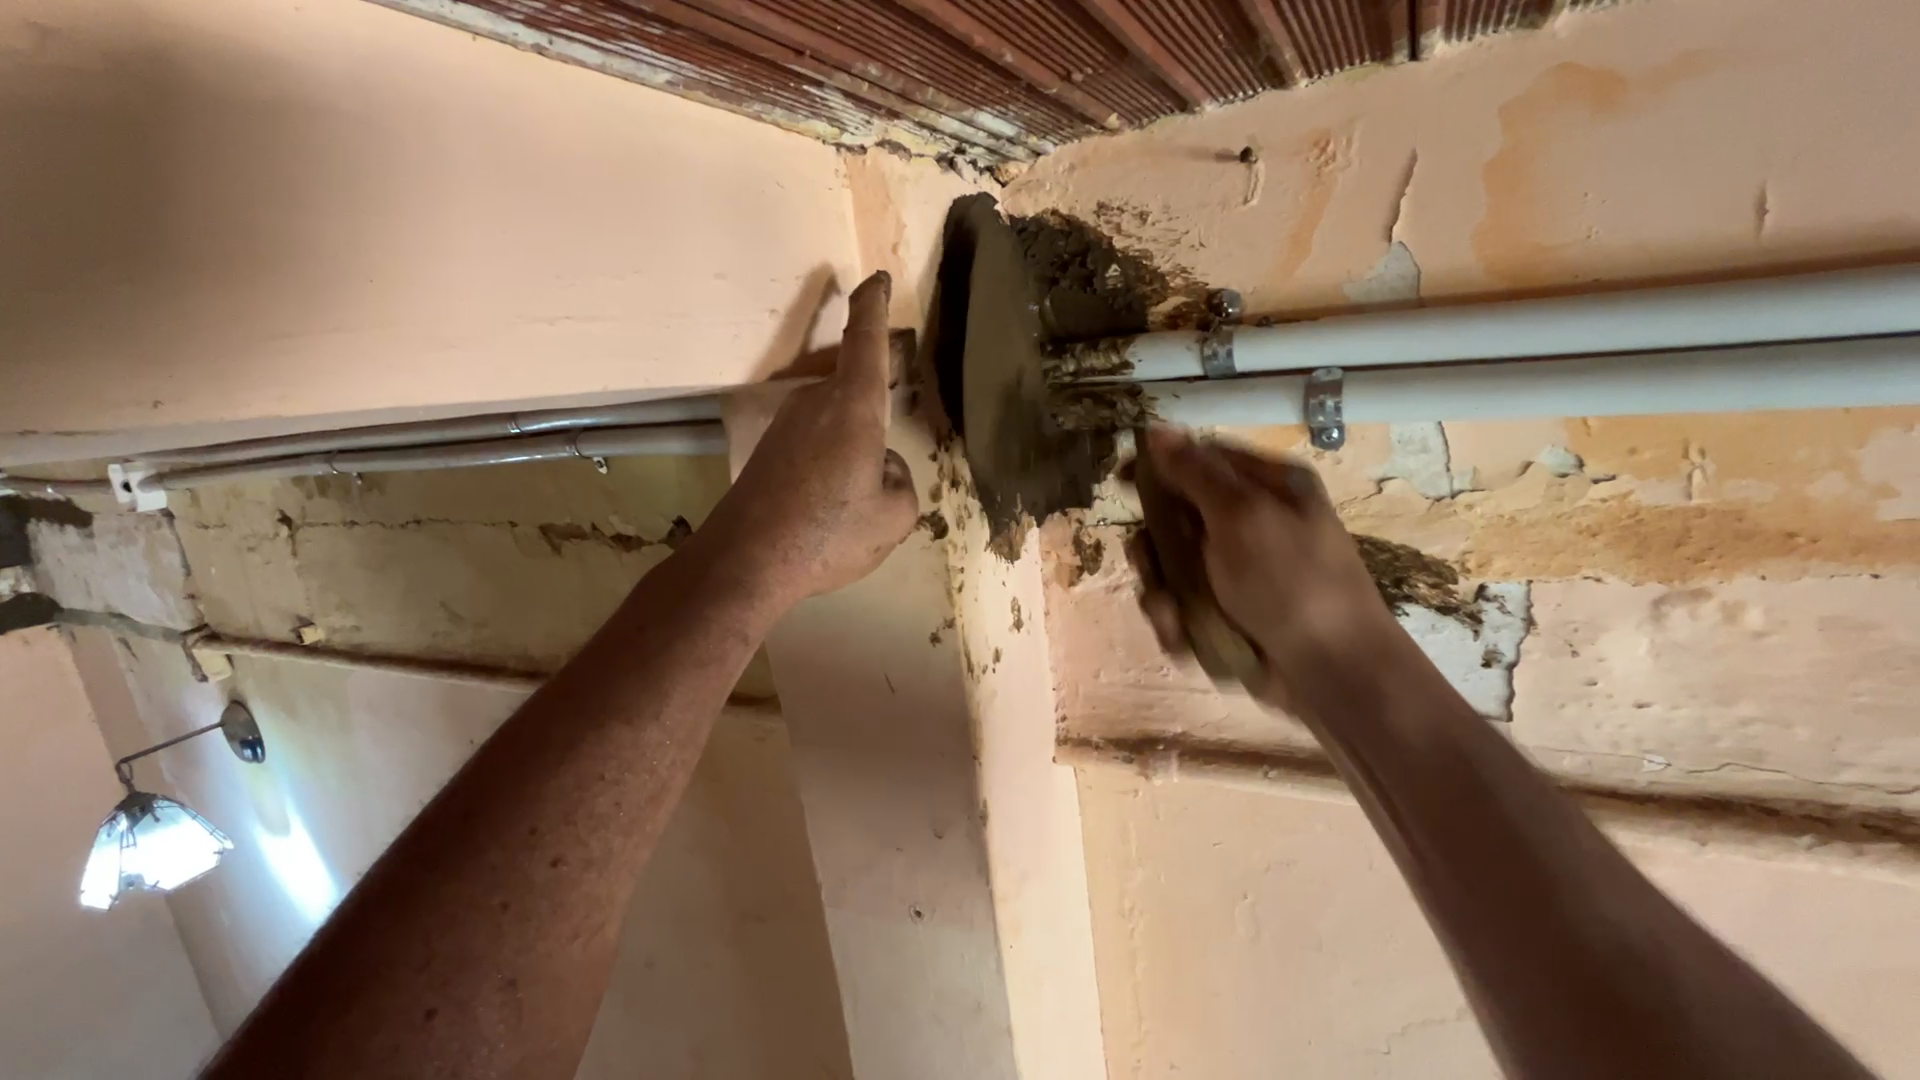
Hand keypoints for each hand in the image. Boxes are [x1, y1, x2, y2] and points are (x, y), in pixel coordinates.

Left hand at [700, 272, 919, 606]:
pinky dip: (829, 469)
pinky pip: (816, 447)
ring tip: (853, 509)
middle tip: (881, 473)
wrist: (746, 561)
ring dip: (851, 453)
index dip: (873, 305)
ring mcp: (787, 424)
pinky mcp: (769, 449)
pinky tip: (826, 512)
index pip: (866, 338)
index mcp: (853, 406)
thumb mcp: (895, 515)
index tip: (877, 279)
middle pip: (855, 392)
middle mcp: (816, 401)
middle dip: (874, 422)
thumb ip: (901, 479)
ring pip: (837, 426)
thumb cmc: (829, 533)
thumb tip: (880, 466)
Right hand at [1132, 426, 1395, 708]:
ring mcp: (1240, 572)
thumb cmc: (1291, 582)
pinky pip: (1185, 607)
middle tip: (1148, 565)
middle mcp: (1251, 524)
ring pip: (1173, 568)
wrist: (1333, 671)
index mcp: (1267, 487)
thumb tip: (1159, 428)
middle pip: (1176, 518)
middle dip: (1154, 547)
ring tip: (1171, 616)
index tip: (1119, 480)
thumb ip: (1195, 473)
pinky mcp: (1230, 613)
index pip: (1201, 458)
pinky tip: (1183, 640)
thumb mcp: (1242, 516)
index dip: (1158, 466)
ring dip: (1162, 592)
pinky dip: (1178, 624)